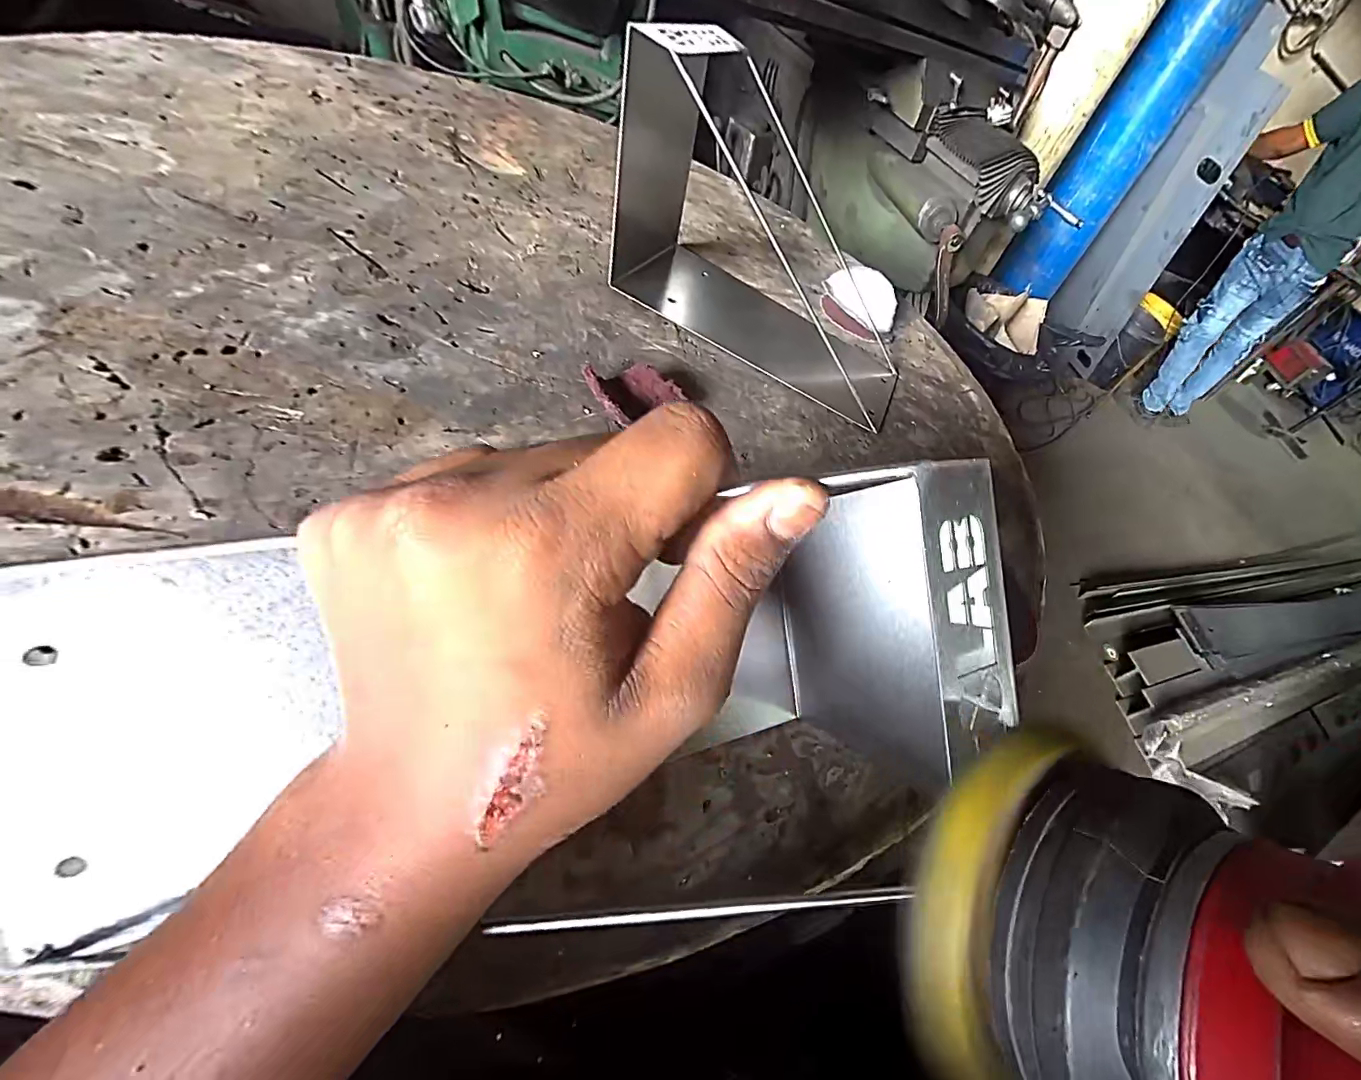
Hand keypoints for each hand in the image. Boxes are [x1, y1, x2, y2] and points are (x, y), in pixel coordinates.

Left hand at [297, 404, 827, 865]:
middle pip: (616, 446)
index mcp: (547, 548)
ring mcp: (390, 500)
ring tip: (559, 592)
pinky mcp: (353, 506)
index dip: (706, 488)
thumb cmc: (556, 762)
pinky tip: (502, 581)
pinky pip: (487, 471)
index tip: (681, 554)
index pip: (679, 438)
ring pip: (554, 455)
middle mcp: (457, 501)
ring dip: (579, 509)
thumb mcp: (678, 687)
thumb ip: (735, 576)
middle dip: (640, 506)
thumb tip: (797, 495)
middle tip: (619, 589)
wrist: (404, 808)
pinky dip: (516, 514)